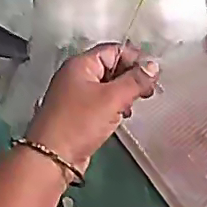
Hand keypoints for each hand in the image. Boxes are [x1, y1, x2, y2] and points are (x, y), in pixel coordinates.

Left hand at [24, 43, 160, 168]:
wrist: (52, 156)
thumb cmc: (80, 122)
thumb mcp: (112, 99)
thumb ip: (134, 80)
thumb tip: (153, 65)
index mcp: (81, 64)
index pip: (113, 50)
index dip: (135, 58)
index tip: (154, 73)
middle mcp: (76, 75)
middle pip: (110, 66)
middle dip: (131, 76)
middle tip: (149, 90)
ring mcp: (75, 94)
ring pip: (107, 85)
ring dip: (124, 92)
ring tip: (137, 103)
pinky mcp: (78, 112)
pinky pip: (101, 100)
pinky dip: (114, 104)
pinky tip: (123, 115)